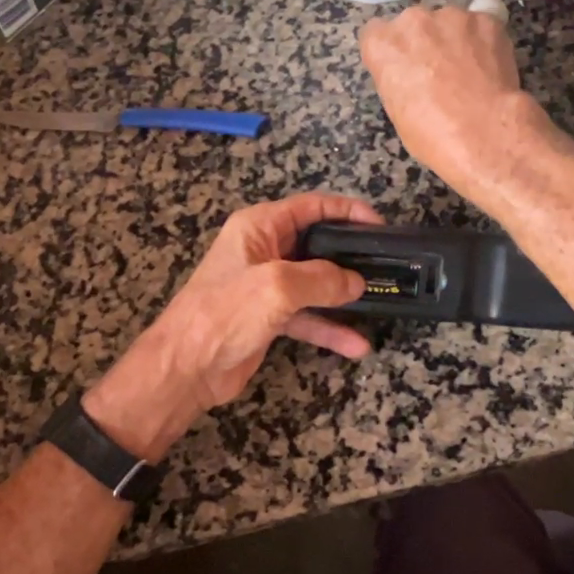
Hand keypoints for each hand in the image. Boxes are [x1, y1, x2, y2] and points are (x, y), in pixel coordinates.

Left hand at [83, 192, 381, 460]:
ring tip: (380, 304)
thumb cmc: (225, 314)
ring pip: (316, 285)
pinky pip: (309, 317)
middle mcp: (263, 251)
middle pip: (317, 245)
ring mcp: (267, 287)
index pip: (310, 207)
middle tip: (385, 265)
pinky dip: (330, 329)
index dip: (346, 211)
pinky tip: (356, 345)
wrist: (188, 367)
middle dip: (350, 256)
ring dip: (345, 297)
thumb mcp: (277, 286)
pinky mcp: (269, 319)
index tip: (379, 225)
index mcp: (258, 227)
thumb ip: (321, 279)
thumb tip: (355, 281)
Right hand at [358, 5, 544, 198]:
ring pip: (449, 23)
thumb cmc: (432, 133)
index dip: (391, 53)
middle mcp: (414, 21)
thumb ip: (398, 80)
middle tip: (438, 73)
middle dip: (424, 43)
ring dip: (455, 40)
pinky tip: (490, 69)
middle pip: (414, 24)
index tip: (402, 69)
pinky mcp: (485, 20)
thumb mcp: (398, 112)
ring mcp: (452, 16)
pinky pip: (481, 26)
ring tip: (470, 74)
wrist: (483, 131)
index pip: (377, 34)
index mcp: (383, 45)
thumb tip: (412, 76)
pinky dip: (484, 43)